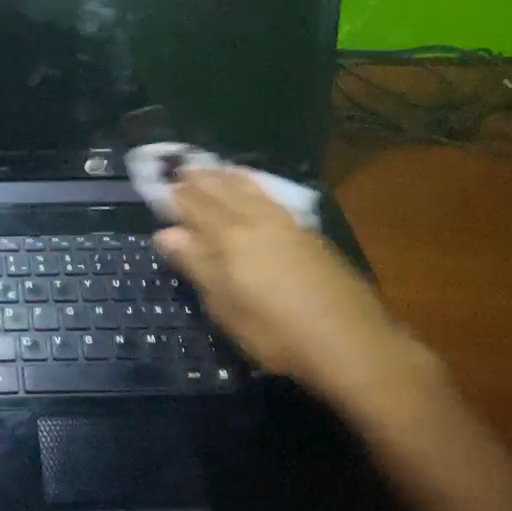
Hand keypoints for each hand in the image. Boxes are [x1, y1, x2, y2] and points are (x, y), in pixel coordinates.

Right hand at [157, 167, 430, 401]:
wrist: (350, 341)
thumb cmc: (276, 332)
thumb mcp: (225, 307)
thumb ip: (196, 265)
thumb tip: (165, 234)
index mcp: (228, 238)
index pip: (195, 208)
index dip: (177, 197)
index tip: (161, 186)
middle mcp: (254, 221)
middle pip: (221, 192)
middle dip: (199, 180)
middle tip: (182, 169)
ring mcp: (284, 224)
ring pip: (247, 190)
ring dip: (226, 177)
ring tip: (212, 169)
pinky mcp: (307, 232)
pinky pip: (269, 195)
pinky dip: (253, 184)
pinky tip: (253, 186)